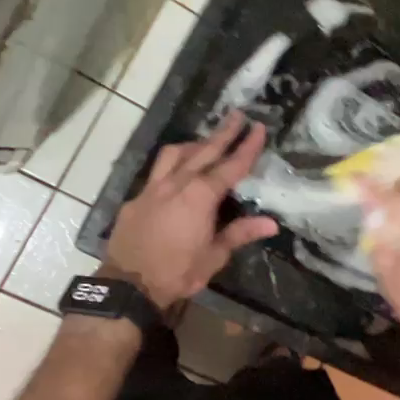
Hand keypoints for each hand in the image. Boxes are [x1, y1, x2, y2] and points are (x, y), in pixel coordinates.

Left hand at [106, 111, 278, 311]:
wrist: (128, 284)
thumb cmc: (177, 272)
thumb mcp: (214, 256)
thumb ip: (239, 234)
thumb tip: (271, 223)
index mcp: (200, 197)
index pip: (230, 167)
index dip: (246, 147)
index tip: (258, 128)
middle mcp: (176, 184)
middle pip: (203, 151)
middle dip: (223, 133)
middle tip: (237, 115)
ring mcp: (153, 189)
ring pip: (174, 155)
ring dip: (193, 144)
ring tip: (205, 140)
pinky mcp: (137, 199)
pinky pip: (157, 172)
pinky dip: (172, 165)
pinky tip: (176, 174)